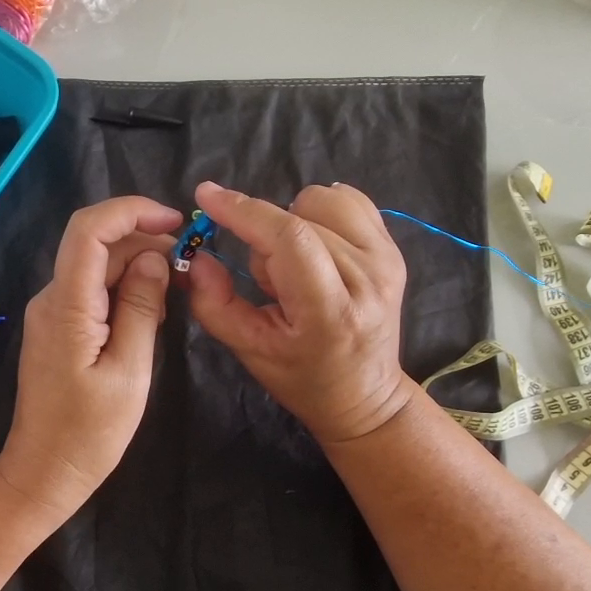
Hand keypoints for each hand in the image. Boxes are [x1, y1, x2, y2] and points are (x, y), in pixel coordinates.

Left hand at [0, 197, 182, 512]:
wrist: (44, 471)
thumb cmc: (90, 432)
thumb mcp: (130, 371)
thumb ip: (143, 309)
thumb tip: (155, 258)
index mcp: (66, 305)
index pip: (89, 229)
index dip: (131, 211)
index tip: (176, 223)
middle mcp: (51, 299)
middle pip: (96, 245)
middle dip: (145, 239)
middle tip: (191, 263)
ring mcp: (50, 313)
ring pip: (95, 266)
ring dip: (137, 264)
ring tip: (179, 285)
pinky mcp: (57, 329)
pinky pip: (91, 291)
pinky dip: (123, 288)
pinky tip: (152, 307)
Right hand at [187, 180, 413, 447]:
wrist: (363, 394)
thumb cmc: (300, 378)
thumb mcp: (248, 350)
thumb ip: (214, 304)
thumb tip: (196, 257)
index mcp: (329, 310)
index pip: (288, 239)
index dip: (244, 211)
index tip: (207, 196)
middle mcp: (367, 276)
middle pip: (297, 219)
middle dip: (264, 237)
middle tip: (266, 280)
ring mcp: (386, 258)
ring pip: (320, 202)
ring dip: (292, 224)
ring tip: (293, 266)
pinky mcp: (394, 248)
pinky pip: (347, 201)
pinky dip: (318, 215)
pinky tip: (314, 248)